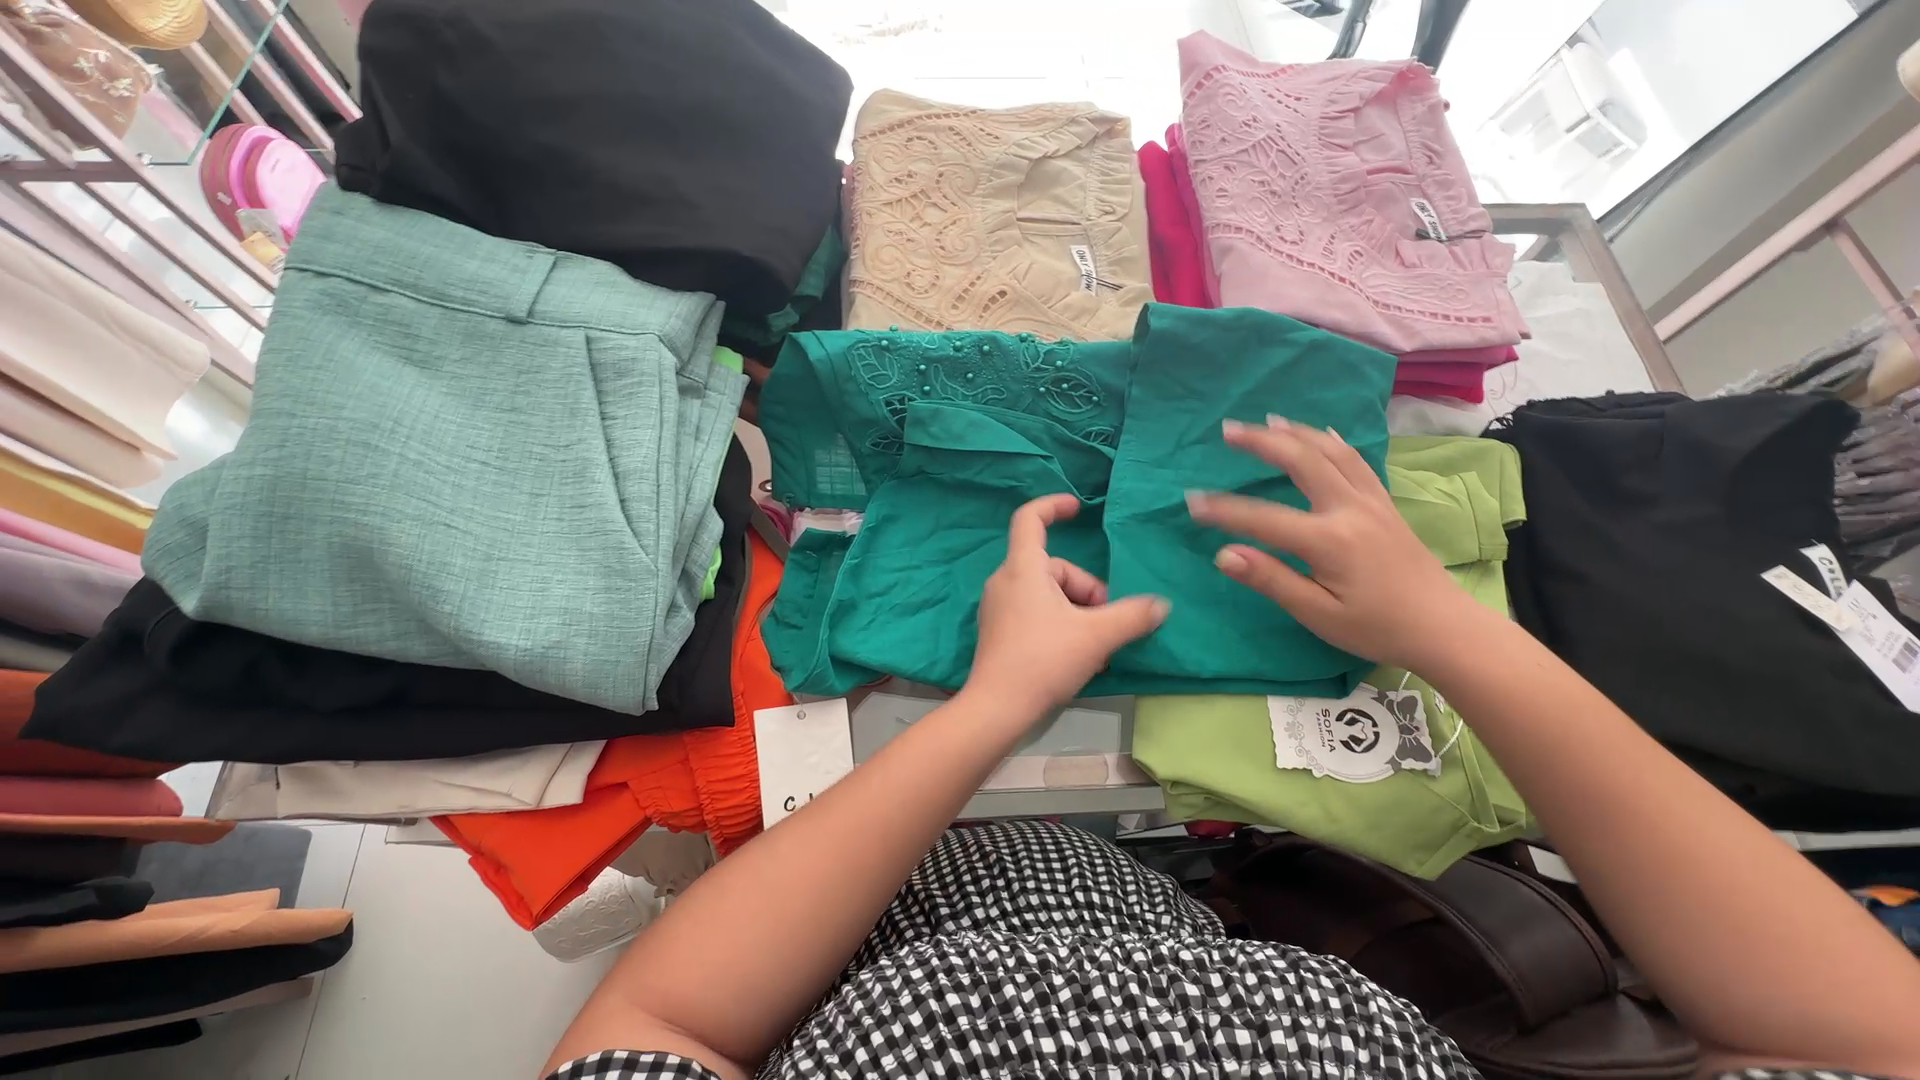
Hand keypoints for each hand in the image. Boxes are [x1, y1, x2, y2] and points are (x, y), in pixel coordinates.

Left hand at [964, 494, 1169, 718]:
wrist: (997, 708)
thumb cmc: (1043, 660)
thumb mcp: (1096, 636)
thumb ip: (1132, 616)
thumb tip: (1161, 606)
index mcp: (1023, 568)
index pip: (1030, 519)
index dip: (1054, 506)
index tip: (1078, 508)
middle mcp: (1005, 581)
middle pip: (1055, 568)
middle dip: (1087, 590)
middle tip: (1105, 624)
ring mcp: (998, 608)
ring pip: (1048, 594)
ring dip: (1078, 613)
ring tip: (1096, 647)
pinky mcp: (998, 632)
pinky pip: (1036, 613)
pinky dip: (1061, 625)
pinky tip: (1077, 656)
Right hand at [1186, 418, 1483, 671]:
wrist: (1443, 627)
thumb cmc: (1376, 627)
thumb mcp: (1318, 614)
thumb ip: (1271, 580)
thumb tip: (1224, 555)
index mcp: (1329, 541)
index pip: (1263, 519)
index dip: (1224, 510)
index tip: (1192, 502)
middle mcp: (1350, 509)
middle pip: (1301, 461)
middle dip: (1262, 443)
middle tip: (1229, 430)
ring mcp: (1371, 501)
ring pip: (1331, 452)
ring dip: (1296, 433)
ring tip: (1267, 422)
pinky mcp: (1385, 503)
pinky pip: (1356, 460)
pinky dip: (1332, 442)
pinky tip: (1321, 433)